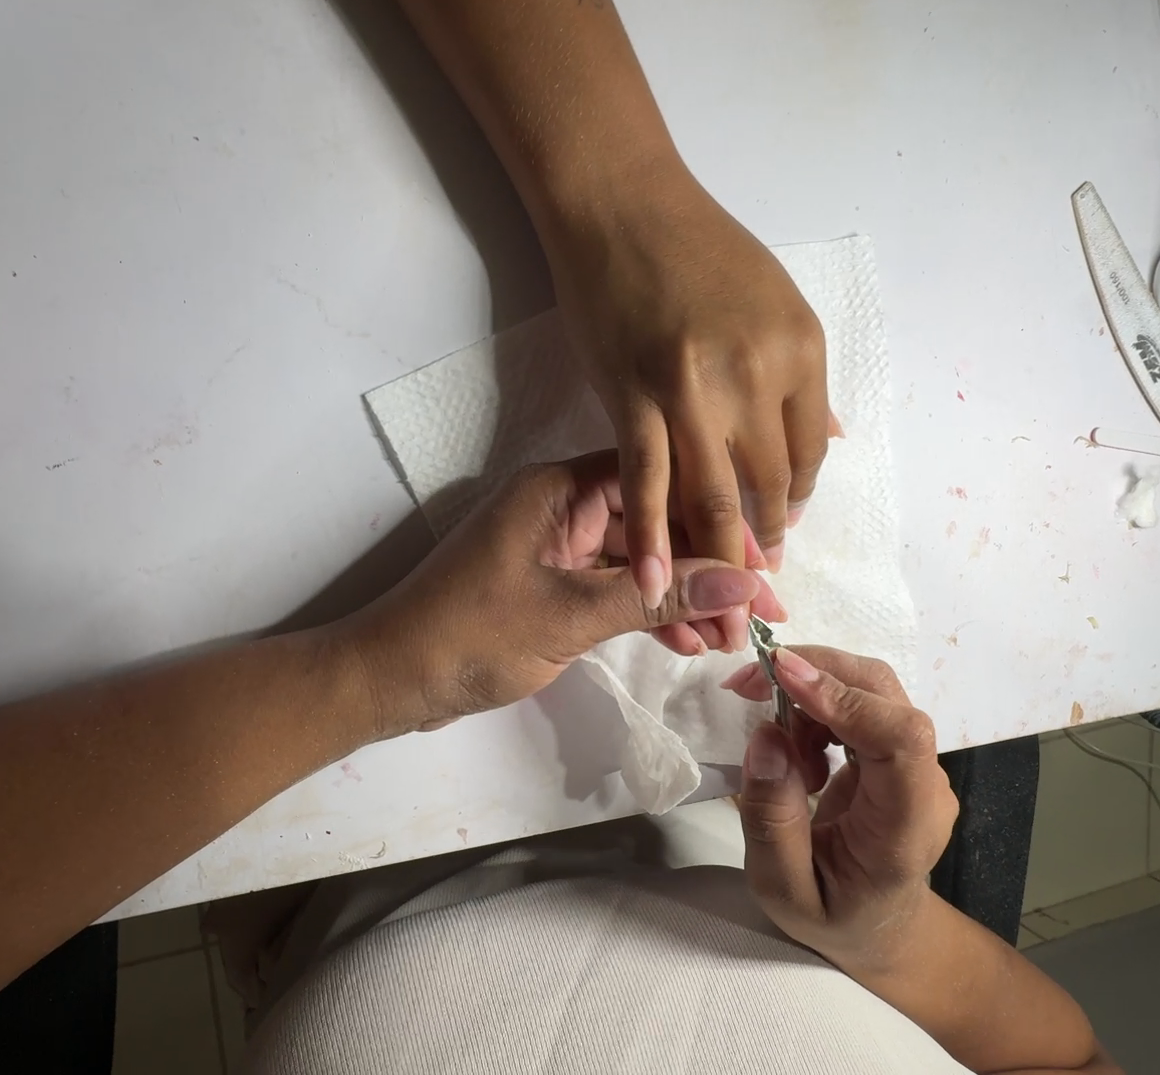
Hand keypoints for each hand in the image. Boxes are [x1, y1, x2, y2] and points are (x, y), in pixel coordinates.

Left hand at [344, 452, 782, 735]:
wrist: (394, 678)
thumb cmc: (470, 635)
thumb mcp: (569, 615)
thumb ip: (656, 597)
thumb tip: (743, 581)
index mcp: (560, 489)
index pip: (657, 481)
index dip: (715, 519)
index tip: (764, 565)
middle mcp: (564, 506)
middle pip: (655, 523)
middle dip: (707, 569)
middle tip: (760, 614)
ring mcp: (560, 547)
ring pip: (641, 561)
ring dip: (683, 597)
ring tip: (731, 638)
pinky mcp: (556, 583)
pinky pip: (617, 588)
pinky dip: (649, 613)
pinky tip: (688, 641)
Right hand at [547, 175, 833, 608]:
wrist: (620, 207)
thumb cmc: (698, 247)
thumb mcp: (775, 298)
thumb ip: (800, 375)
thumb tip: (831, 436)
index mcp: (800, 348)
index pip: (808, 451)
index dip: (796, 499)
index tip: (780, 524)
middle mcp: (756, 376)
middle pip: (766, 485)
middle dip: (763, 542)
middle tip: (754, 582)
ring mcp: (692, 392)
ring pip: (711, 497)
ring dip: (716, 556)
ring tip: (717, 600)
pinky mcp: (634, 401)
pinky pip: (648, 484)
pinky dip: (652, 540)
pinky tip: (655, 584)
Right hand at [721, 646, 958, 973]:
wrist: (881, 926)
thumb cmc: (833, 914)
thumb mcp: (782, 887)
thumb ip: (771, 820)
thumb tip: (767, 734)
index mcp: (905, 827)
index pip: (900, 739)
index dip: (843, 697)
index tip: (781, 675)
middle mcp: (924, 782)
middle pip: (884, 693)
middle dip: (812, 672)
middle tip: (744, 687)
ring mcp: (915, 760)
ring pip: (867, 686)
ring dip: (806, 691)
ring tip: (773, 743)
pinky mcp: (896, 747)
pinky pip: (856, 699)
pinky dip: (812, 703)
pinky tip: (794, 749)